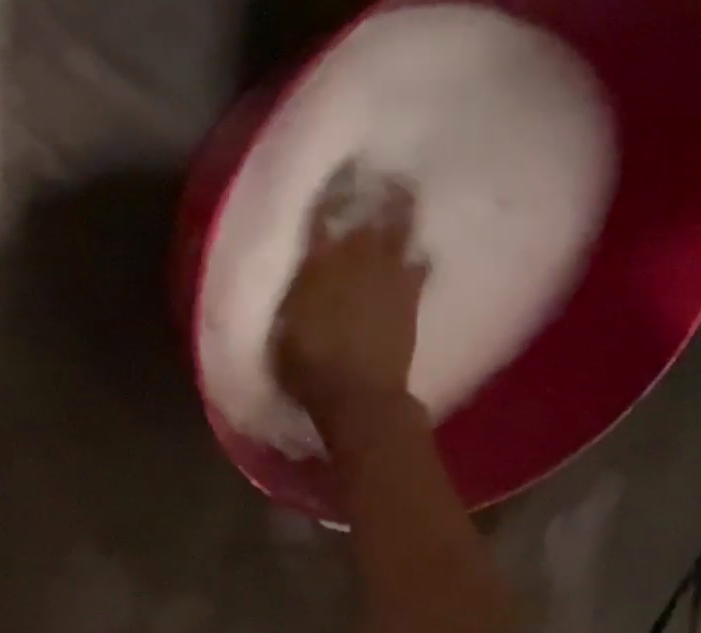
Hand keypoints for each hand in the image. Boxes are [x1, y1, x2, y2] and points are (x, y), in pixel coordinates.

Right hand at [273, 167, 428, 431]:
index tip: (332, 173)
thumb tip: (299, 274)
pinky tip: (420, 251)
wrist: (358, 394)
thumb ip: (292, 296)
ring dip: (401, 208)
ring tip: (403, 189)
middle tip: (375, 170)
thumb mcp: (280, 331)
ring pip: (399, 229)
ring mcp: (389, 275)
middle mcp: (357, 259)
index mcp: (318, 265)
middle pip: (366, 214)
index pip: (322, 218)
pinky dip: (418, 255)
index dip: (327, 195)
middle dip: (369, 190)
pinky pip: (419, 264)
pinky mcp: (411, 296)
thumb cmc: (306, 368)